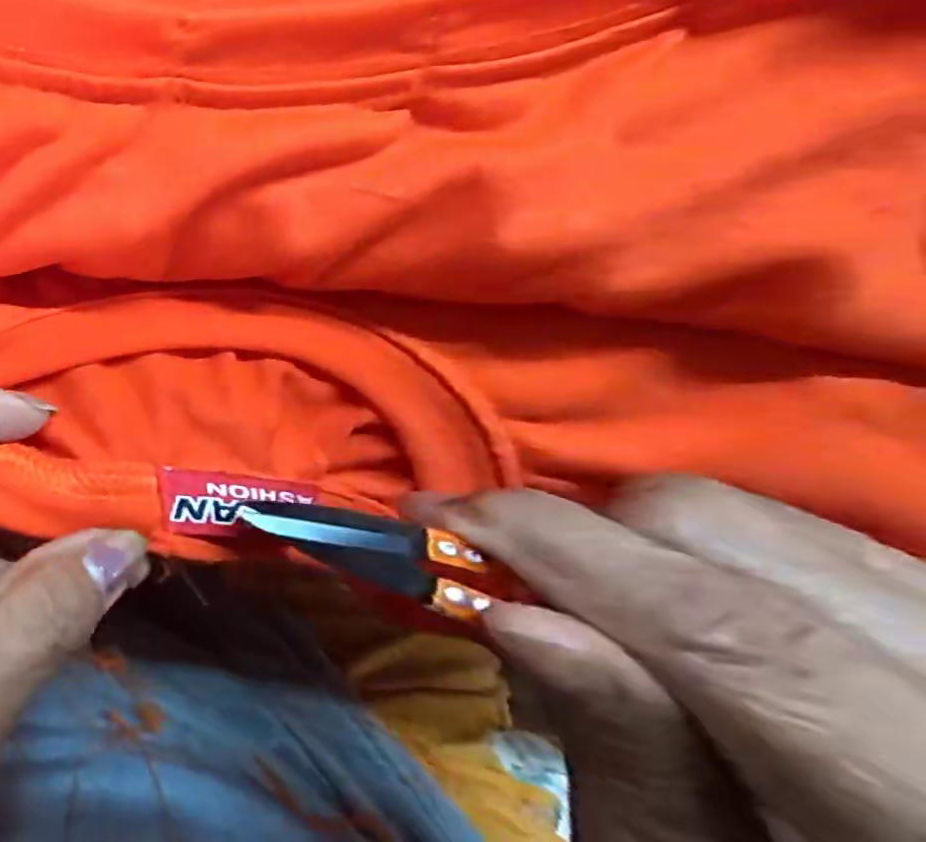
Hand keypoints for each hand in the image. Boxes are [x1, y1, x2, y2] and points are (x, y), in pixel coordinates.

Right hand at [411, 476, 925, 841]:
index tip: (432, 519)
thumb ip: (622, 752)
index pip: (726, 631)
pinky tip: (663, 594)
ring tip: (576, 586)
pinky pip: (806, 532)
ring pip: (769, 516)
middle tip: (492, 568)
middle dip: (580, 536)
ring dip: (634, 538)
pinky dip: (703, 547)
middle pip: (734, 536)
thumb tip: (509, 615)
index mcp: (920, 792)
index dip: (558, 553)